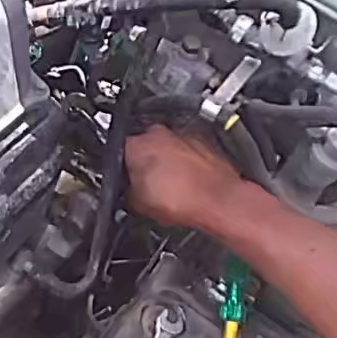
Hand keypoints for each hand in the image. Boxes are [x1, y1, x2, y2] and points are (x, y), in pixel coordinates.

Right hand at [124, 125, 248, 231]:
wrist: (219, 200)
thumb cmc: (183, 199)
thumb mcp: (137, 204)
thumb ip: (126, 191)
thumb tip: (126, 192)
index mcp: (136, 145)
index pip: (116, 152)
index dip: (119, 170)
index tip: (123, 181)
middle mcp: (158, 133)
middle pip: (142, 146)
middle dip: (142, 163)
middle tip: (145, 185)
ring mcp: (181, 135)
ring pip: (164, 146)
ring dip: (164, 161)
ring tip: (168, 186)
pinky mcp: (201, 140)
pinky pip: (185, 150)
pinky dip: (183, 162)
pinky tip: (185, 182)